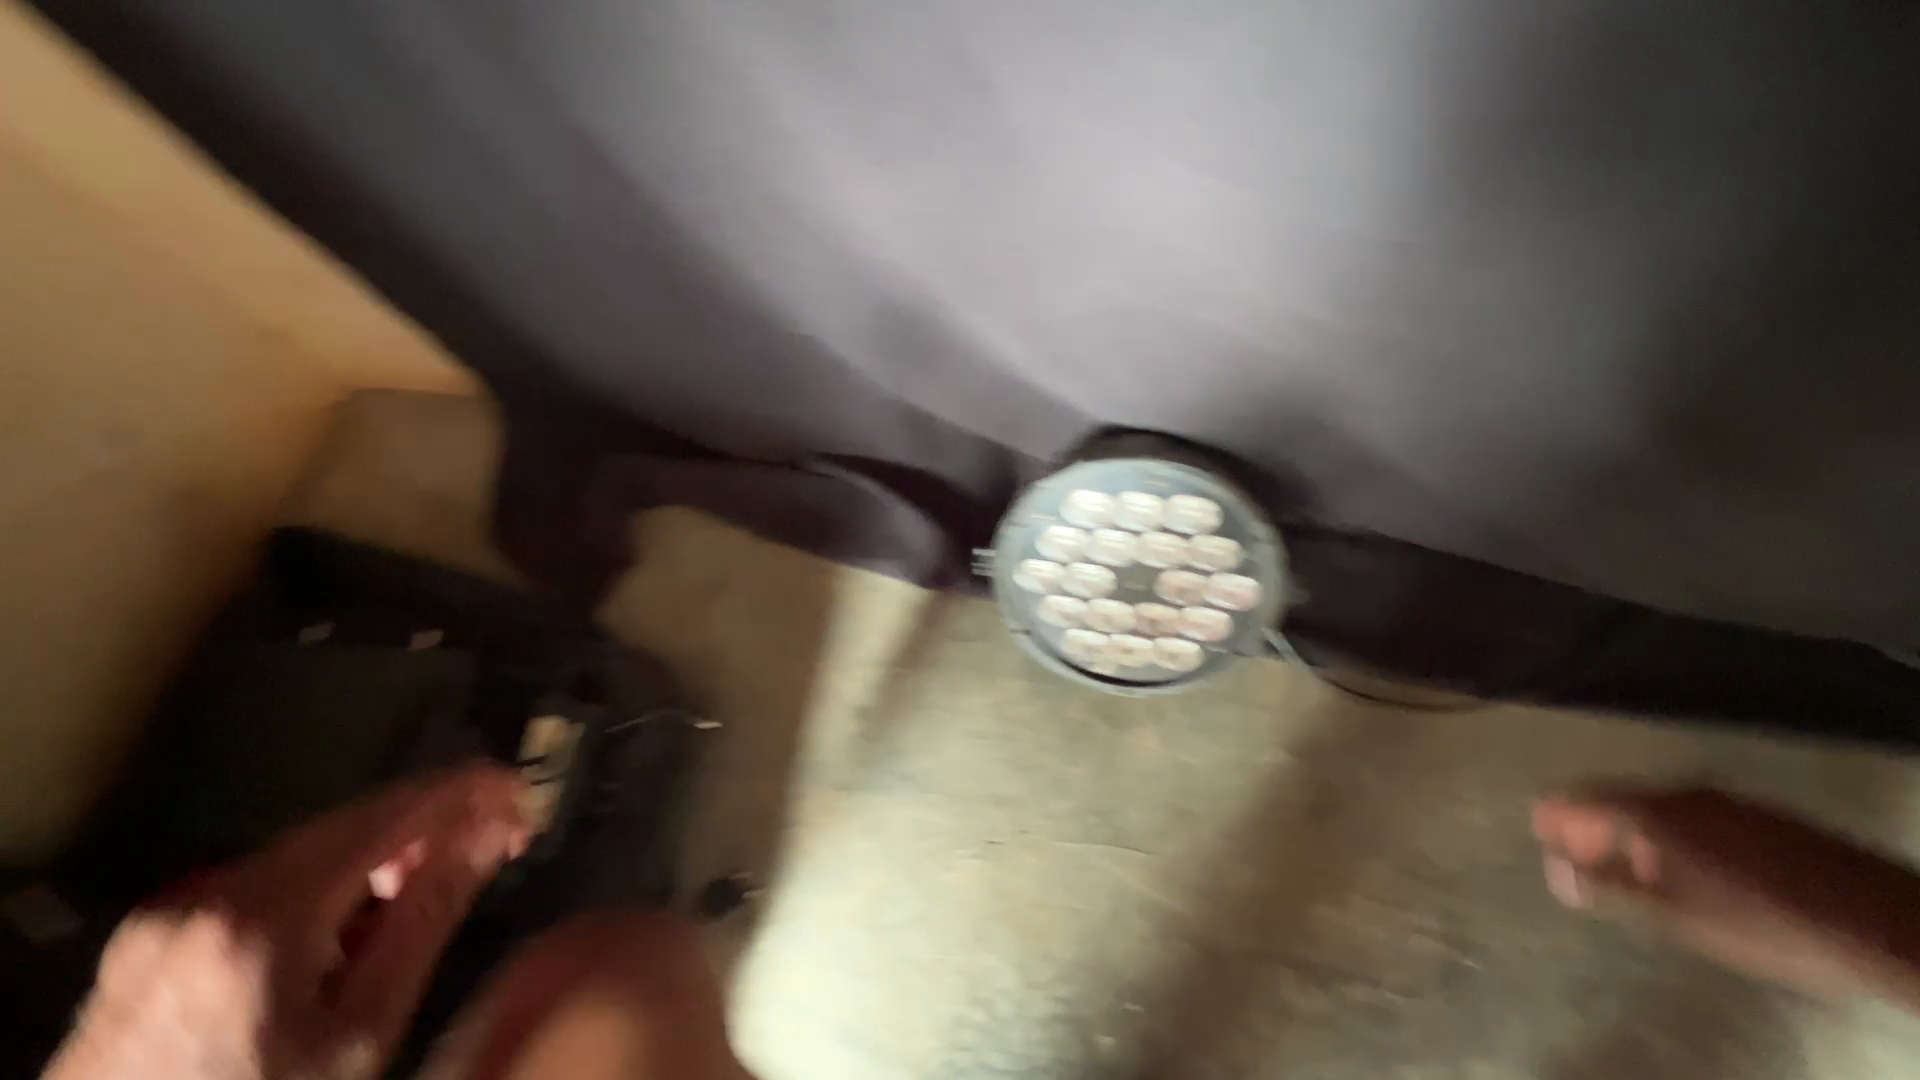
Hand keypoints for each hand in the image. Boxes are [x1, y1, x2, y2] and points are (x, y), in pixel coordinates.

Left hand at [46, 764, 529, 1079]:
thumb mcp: (365, 1027)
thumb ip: (430, 915)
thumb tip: (493, 829)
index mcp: (263, 913)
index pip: (391, 815)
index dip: (466, 791)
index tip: (522, 790)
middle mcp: (211, 891)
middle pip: (353, 822)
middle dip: (435, 821)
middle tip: (503, 838)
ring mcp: (176, 908)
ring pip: (316, 847)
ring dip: (389, 852)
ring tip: (438, 885)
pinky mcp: (161, 931)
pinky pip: (275, 877)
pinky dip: (337, 880)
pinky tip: (366, 916)